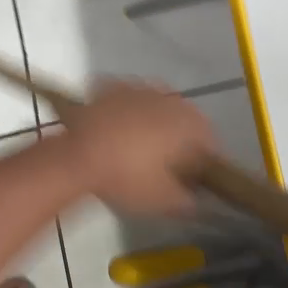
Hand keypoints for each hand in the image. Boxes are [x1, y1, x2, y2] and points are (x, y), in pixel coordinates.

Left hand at [55, 79, 216, 215]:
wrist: (76, 157)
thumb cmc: (126, 177)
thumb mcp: (164, 200)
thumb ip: (188, 201)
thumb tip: (195, 199)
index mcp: (187, 123)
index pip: (210, 139)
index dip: (207, 160)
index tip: (197, 178)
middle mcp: (166, 98)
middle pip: (185, 118)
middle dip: (182, 138)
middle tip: (171, 164)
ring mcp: (137, 88)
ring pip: (157, 104)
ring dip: (156, 121)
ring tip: (142, 146)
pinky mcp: (110, 87)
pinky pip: (128, 97)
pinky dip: (129, 110)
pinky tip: (119, 127)